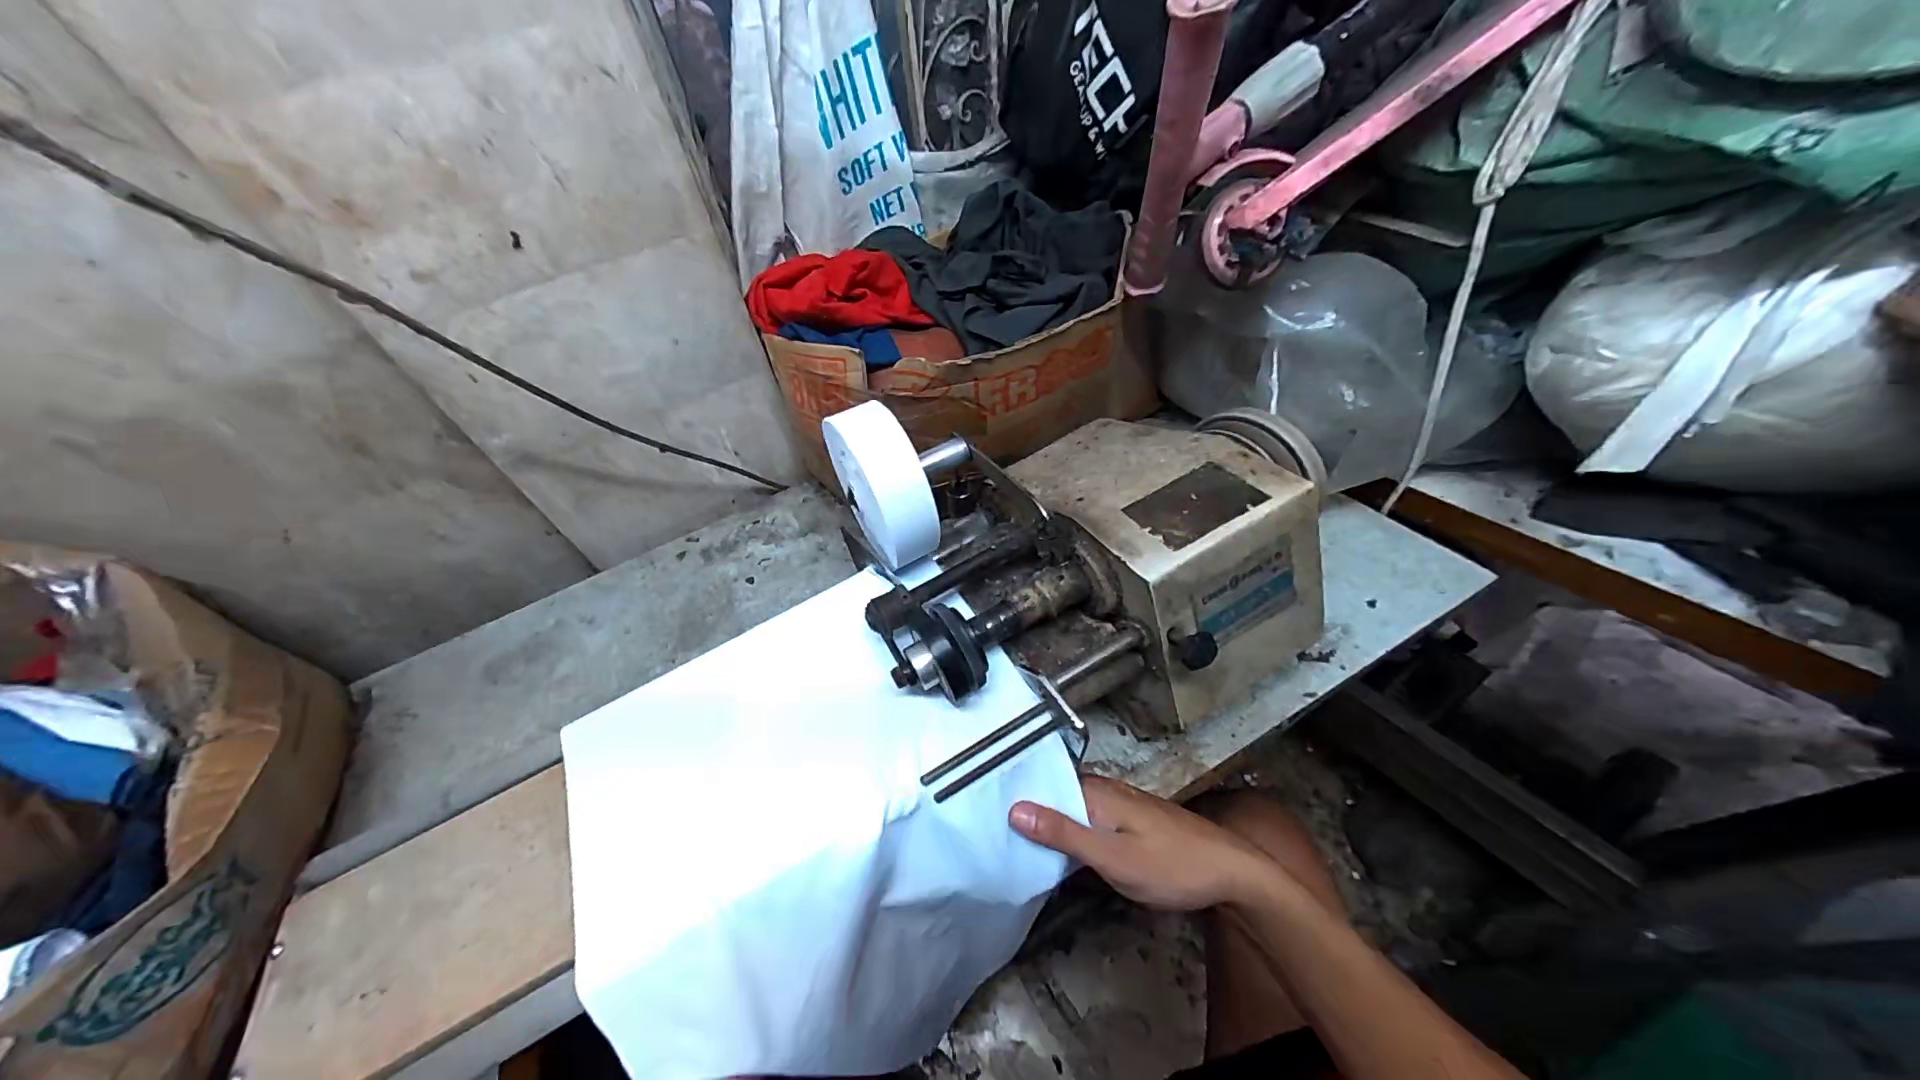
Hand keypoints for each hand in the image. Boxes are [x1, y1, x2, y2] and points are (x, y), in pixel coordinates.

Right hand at [1009, 775, 1277, 910]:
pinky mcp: (1130, 823)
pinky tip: (1060, 855)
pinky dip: (1071, 836)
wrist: (1232, 874)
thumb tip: (1015, 808)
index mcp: (1096, 792)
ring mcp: (1120, 806)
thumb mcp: (1112, 858)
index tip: (984, 816)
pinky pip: (1088, 822)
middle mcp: (1105, 791)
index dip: (1015, 798)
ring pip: (1072, 811)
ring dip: (1050, 828)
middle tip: (994, 837)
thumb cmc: (1171, 866)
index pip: (1042, 786)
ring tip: (1017, 847)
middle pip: (1056, 798)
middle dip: (1029, 815)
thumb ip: (1063, 834)